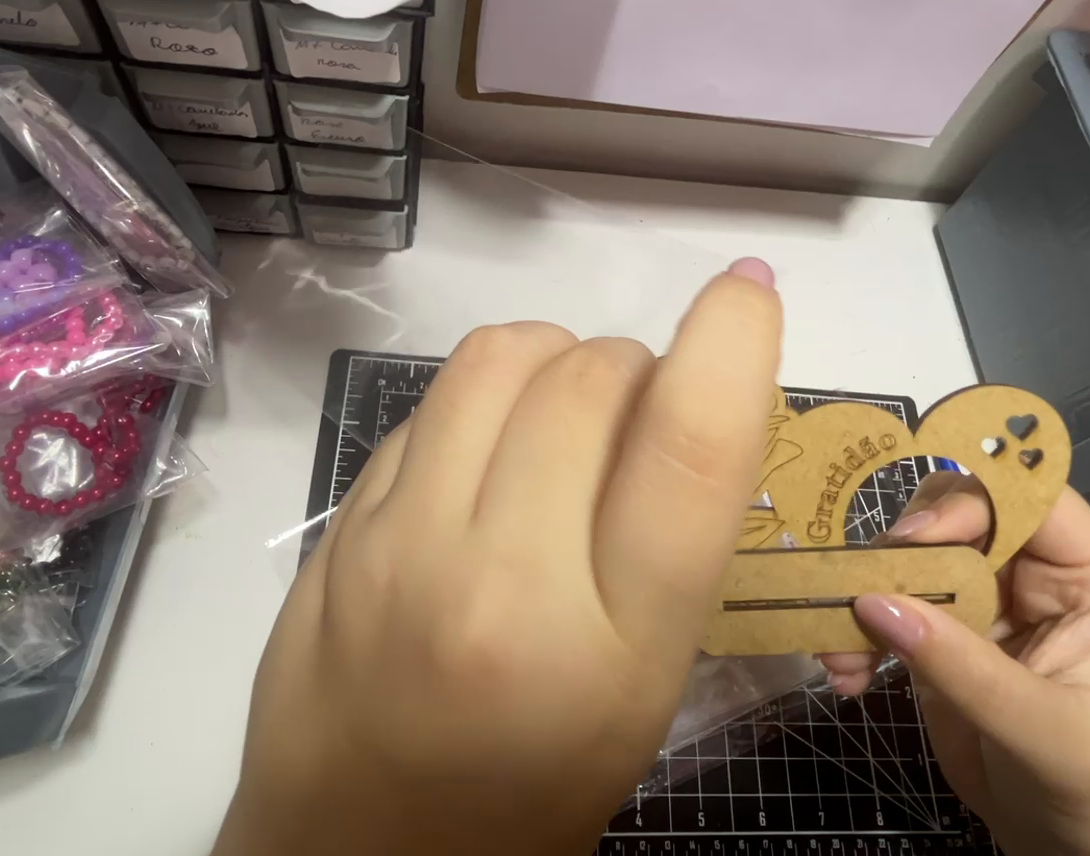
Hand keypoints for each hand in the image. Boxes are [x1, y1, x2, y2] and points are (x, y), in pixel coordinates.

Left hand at [218, 260, 782, 854]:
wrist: (357, 849)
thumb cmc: (532, 783)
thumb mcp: (641, 683)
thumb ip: (664, 536)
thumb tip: (675, 391)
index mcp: (616, 647)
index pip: (688, 452)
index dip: (732, 344)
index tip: (748, 290)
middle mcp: (502, 581)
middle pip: (588, 378)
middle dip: (630, 362)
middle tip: (633, 408)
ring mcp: (402, 545)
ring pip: (496, 359)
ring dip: (553, 353)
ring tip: (559, 405)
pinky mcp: (341, 524)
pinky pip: (433, 403)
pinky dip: (482, 397)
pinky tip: (485, 452)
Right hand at [820, 473, 1089, 855]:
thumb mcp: (1046, 733)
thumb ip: (964, 667)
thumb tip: (872, 601)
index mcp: (1086, 576)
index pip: (1028, 500)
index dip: (970, 501)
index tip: (912, 537)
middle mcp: (1030, 574)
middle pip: (954, 517)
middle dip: (900, 549)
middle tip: (862, 587)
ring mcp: (981, 602)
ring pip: (910, 558)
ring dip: (865, 593)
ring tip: (839, 648)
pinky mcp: (941, 634)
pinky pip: (888, 607)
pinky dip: (858, 633)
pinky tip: (846, 673)